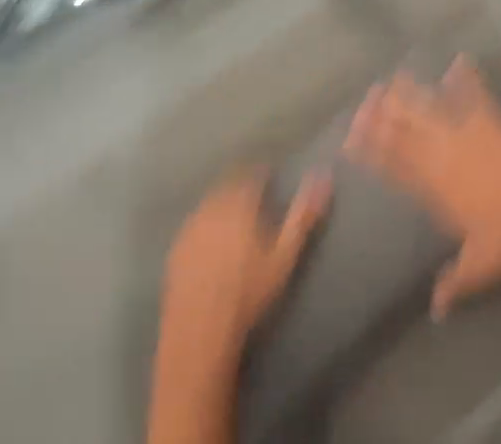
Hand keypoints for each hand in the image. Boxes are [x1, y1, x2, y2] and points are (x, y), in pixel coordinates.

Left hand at [162, 168, 331, 351]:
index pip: (251, 174)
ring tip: (237, 217)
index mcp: (239, 203)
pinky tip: (213, 241)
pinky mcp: (175, 247)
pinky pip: (194, 223)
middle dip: (243, 185)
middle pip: (228, 185)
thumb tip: (324, 175)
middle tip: (258, 197)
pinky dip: (207, 224)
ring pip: (210, 202)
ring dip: (224, 203)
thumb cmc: (250, 290)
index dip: (263, 173)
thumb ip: (304, 214)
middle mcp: (211, 207)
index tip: (273, 177)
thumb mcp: (285, 254)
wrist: (201, 327)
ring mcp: (190, 226)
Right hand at [345, 57, 500, 319]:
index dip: (370, 149)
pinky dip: (467, 77)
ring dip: (410, 93)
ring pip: (429, 108)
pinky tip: (459, 60)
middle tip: (364, 100)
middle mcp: (442, 155)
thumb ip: (453, 284)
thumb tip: (435, 311)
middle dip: (381, 114)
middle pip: (403, 130)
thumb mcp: (480, 267)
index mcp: (433, 187)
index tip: (351, 138)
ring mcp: (467, 133)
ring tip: (394, 78)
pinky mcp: (493, 120)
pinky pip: (475, 94)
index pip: (393, 165)